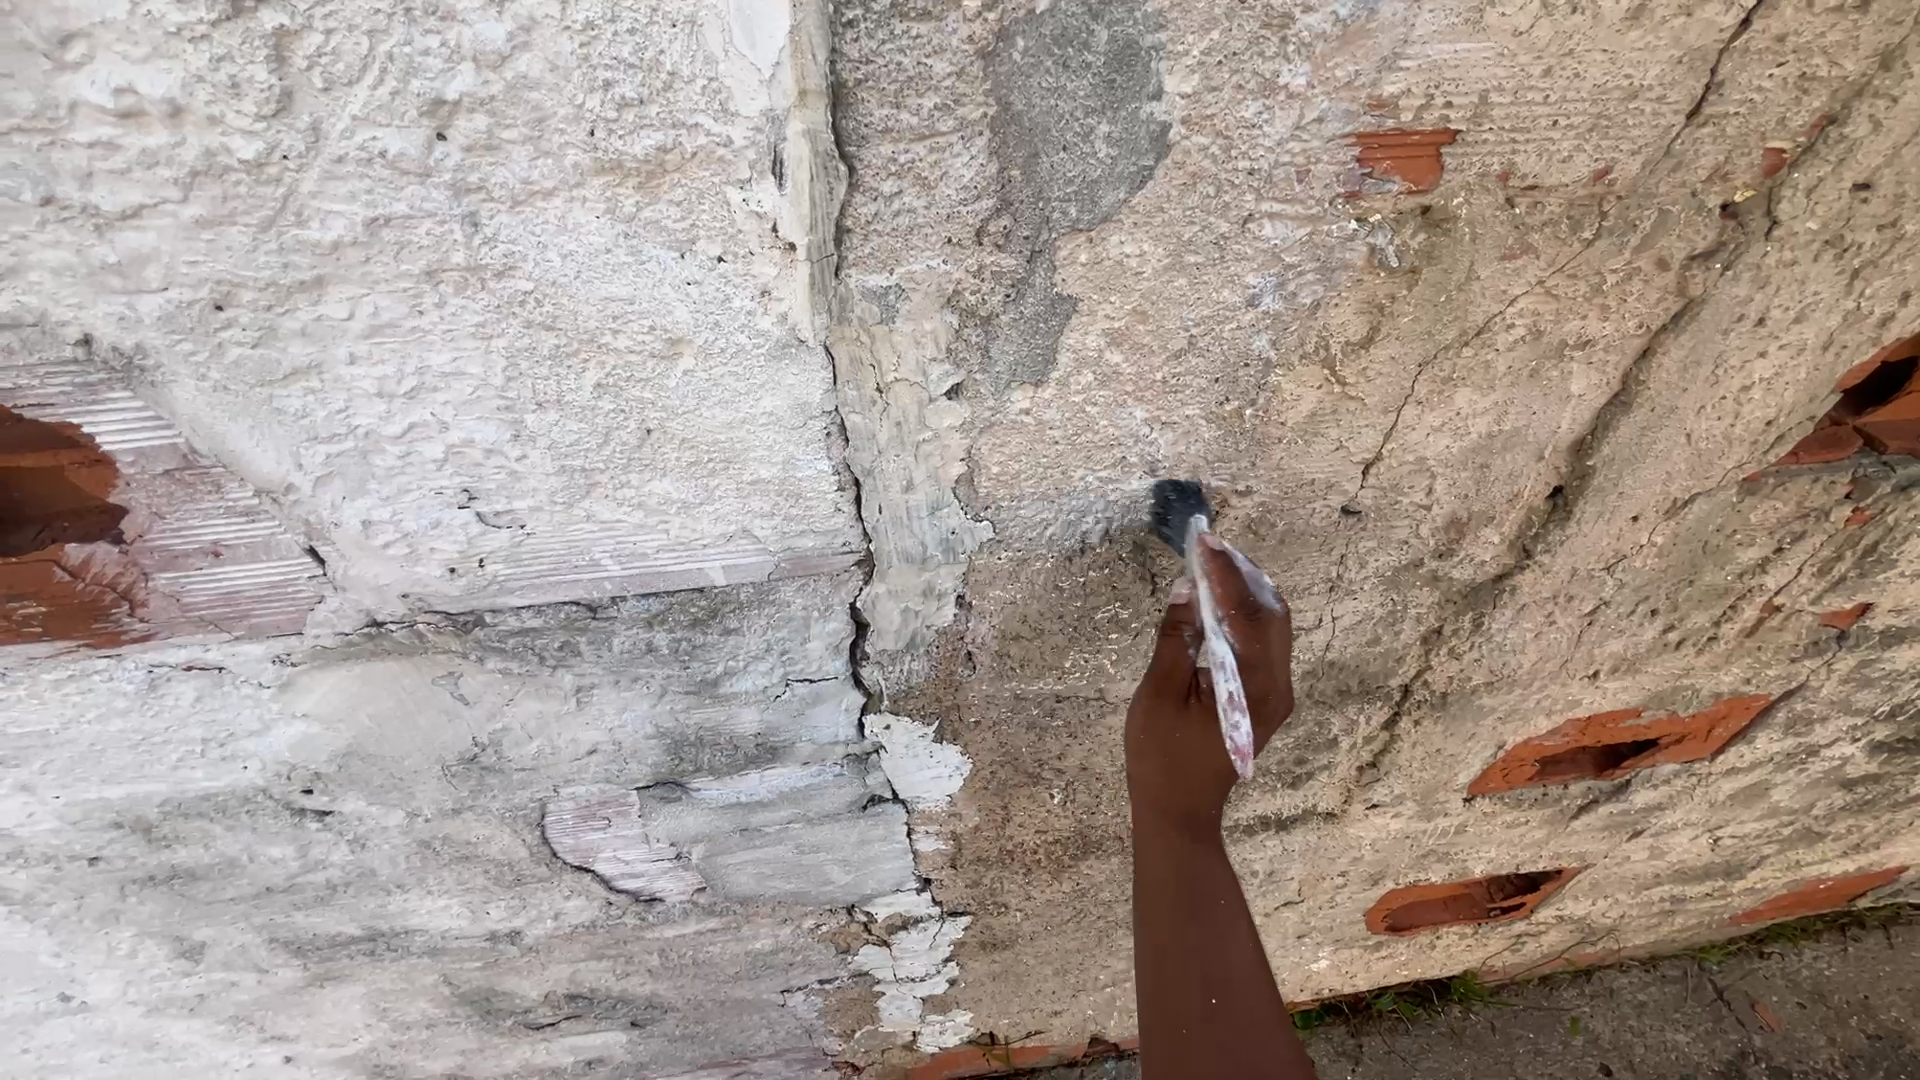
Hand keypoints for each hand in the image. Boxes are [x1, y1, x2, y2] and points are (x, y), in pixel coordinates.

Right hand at [1125, 535, 1293, 835]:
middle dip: (1243, 575)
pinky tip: (1217, 602)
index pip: (1246, 613)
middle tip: (1209, 546)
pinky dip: (1243, 615)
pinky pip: (1263, 643)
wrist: (1178, 809)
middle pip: (1273, 614)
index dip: (1224, 573)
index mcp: (1255, 685)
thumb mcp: (1158, 693)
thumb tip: (1186, 588)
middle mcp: (1277, 685)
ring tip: (1212, 564)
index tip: (1204, 541)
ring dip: (1245, 592)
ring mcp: (1275, 692)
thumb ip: (1175, 639)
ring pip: (1272, 626)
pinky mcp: (1264, 697)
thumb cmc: (1161, 756)